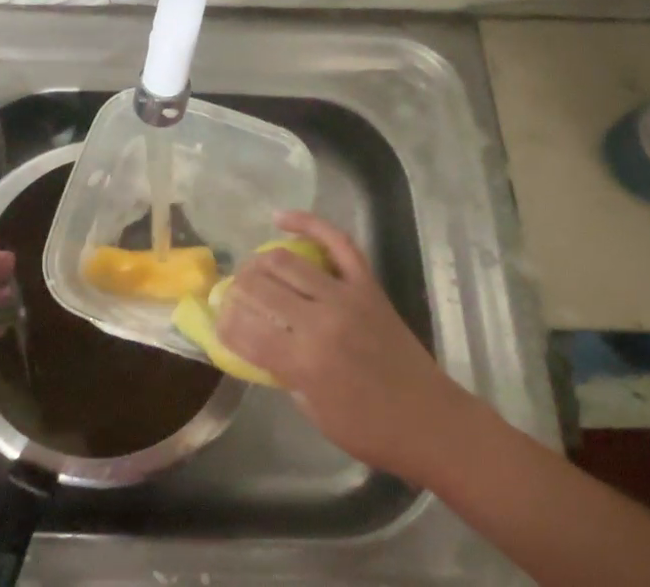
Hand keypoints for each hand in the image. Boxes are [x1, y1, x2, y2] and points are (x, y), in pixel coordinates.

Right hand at [216, 211, 477, 484]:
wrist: (430, 421)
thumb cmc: (369, 430)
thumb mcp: (313, 411)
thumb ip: (282, 372)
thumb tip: (256, 341)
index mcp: (305, 361)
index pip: (244, 330)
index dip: (224, 324)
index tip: (219, 324)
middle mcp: (321, 321)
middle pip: (259, 287)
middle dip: (236, 290)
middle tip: (233, 298)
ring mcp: (346, 296)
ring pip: (286, 260)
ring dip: (259, 263)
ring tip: (251, 272)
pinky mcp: (367, 284)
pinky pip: (337, 242)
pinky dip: (308, 223)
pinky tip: (281, 219)